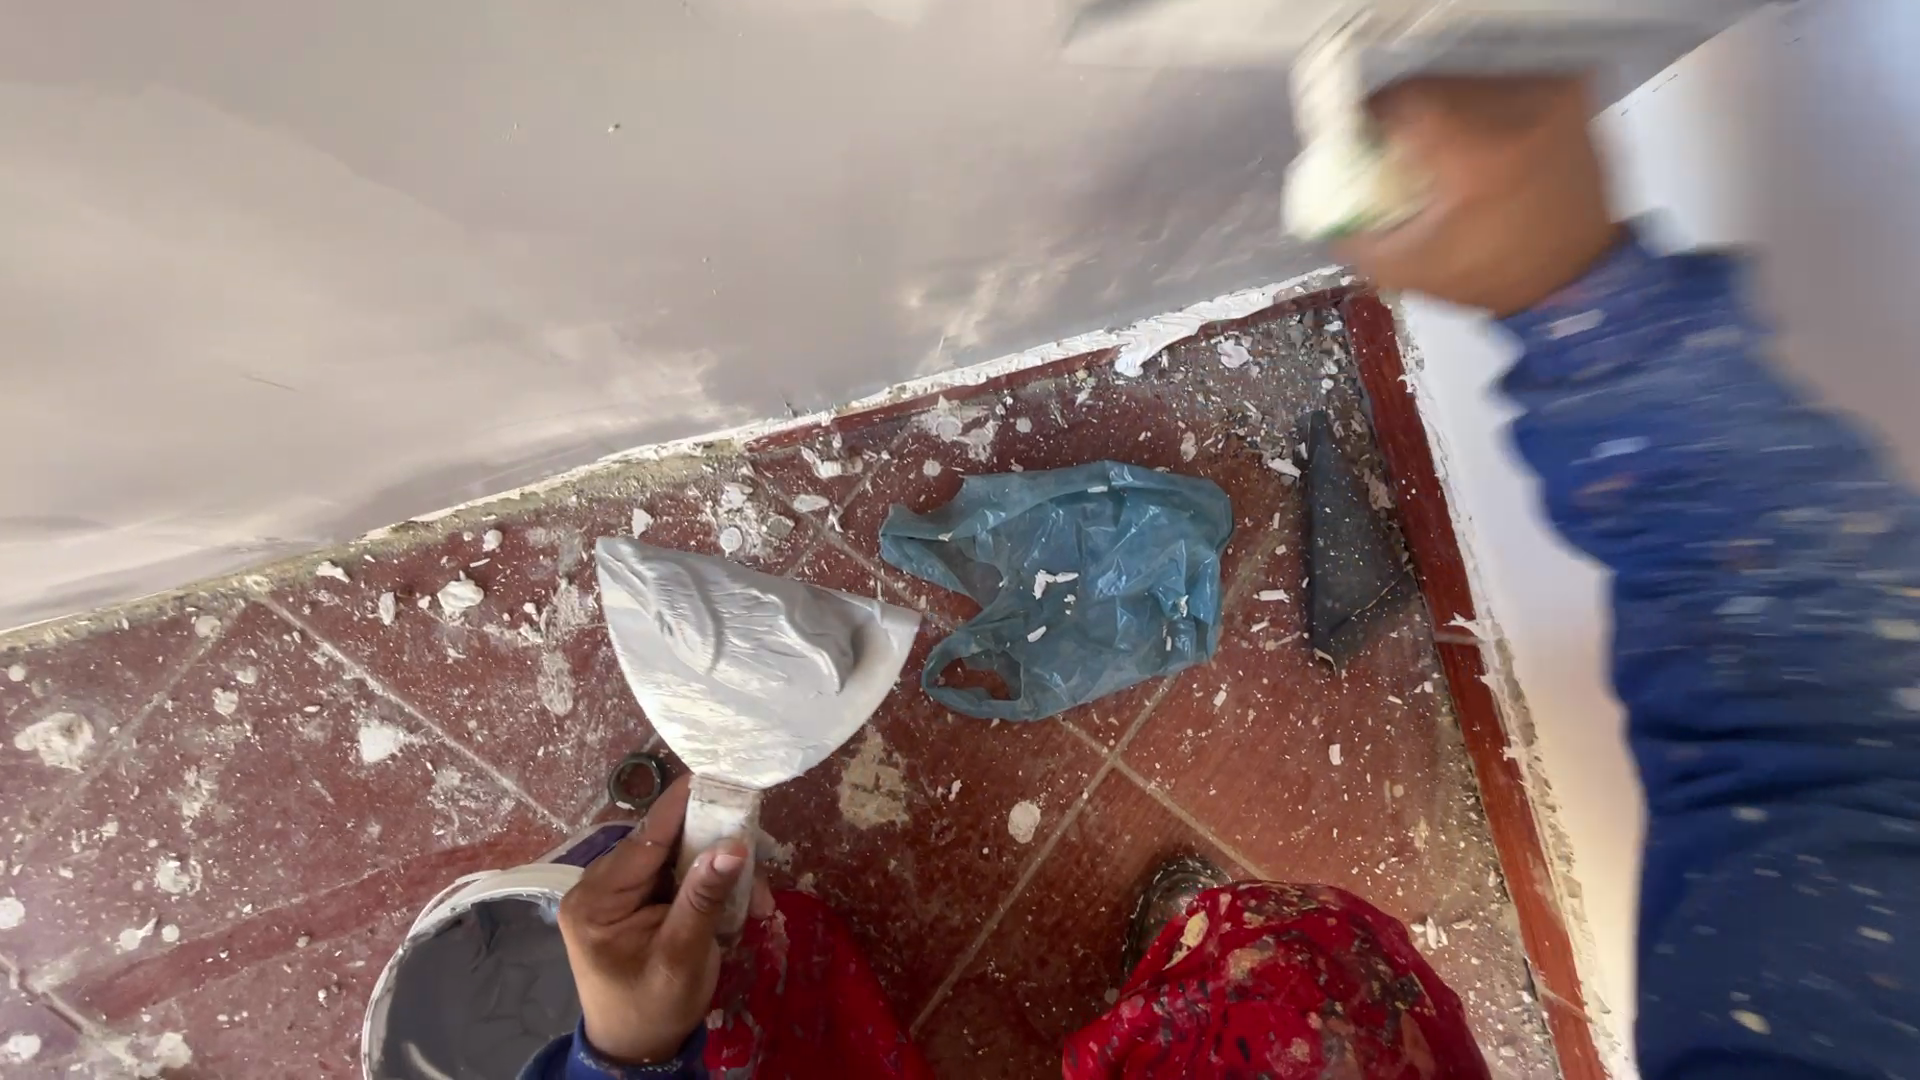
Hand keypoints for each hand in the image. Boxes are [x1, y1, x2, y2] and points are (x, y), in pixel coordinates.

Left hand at [556, 775, 768, 1064]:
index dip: (686, 805)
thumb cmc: (652, 1008)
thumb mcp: (681, 957)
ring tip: (756, 899)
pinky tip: (742, 905)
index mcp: (598, 897)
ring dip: (723, 870)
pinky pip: (685, 872)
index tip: (721, 776)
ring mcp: (625, 889)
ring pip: (683, 854)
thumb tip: (734, 844)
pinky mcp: (644, 897)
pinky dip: (715, 884)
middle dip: (717, 847)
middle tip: (760, 854)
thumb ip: (704, 898)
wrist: (639, 1052)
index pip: (647, 836)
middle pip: (669, 841)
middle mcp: (605, 883)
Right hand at [1334, 75, 1622, 316]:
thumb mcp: (1403, 267)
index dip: (1367, 117)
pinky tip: (1461, 147)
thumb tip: (1322, 209)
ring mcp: (1552, 94)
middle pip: (1434, 87)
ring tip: (1424, 150)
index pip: (1404, 100)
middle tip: (1382, 151)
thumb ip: (1352, 235)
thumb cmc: (1491, 275)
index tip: (1352, 140)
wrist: (1575, 276)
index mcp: (1476, 153)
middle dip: (1398, 119)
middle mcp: (1521, 109)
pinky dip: (1469, 112)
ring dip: (1434, 113)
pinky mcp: (1568, 93)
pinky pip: (1498, 88)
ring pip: (1465, 82)